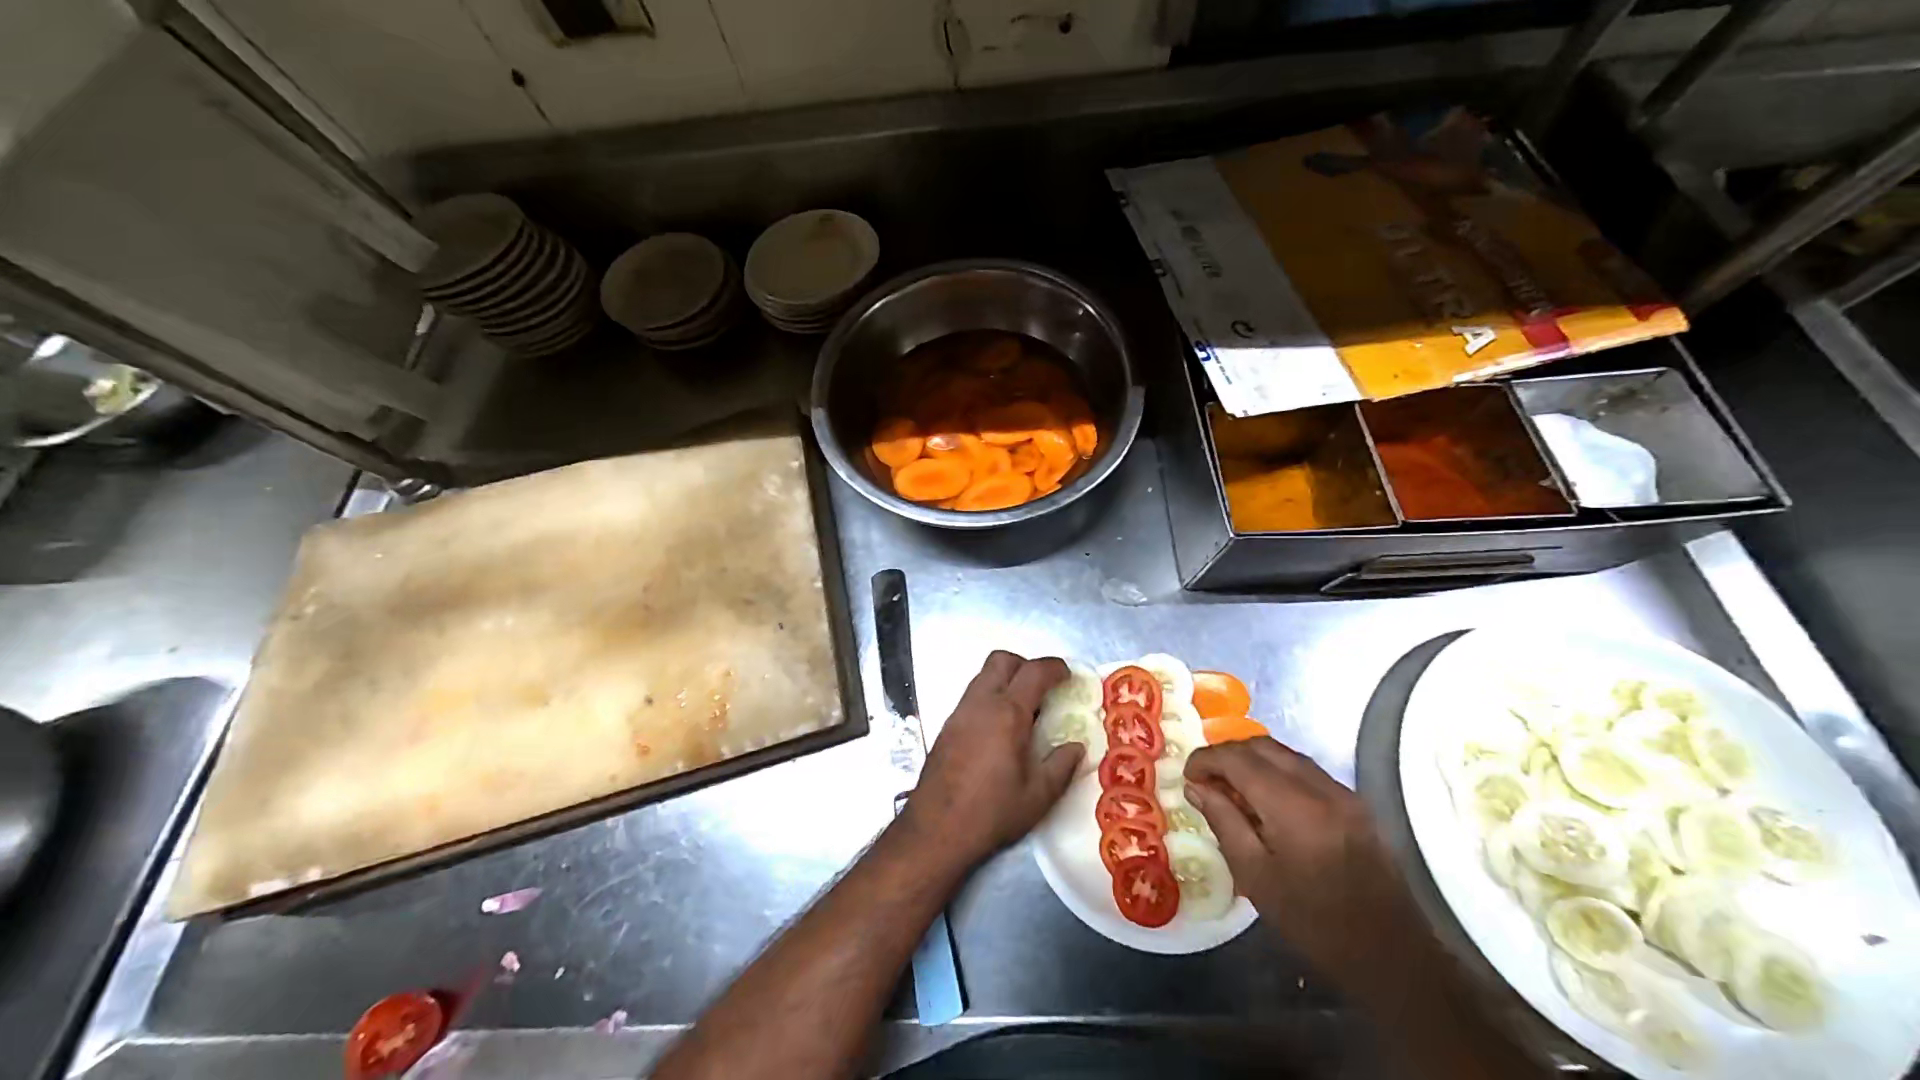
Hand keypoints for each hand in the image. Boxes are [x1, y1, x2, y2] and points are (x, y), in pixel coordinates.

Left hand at [901, 651, 1083, 866]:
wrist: (937, 828)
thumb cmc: (992, 812)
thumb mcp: (1039, 795)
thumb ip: (1062, 765)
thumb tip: (1076, 747)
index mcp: (1007, 713)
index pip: (1034, 672)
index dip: (1055, 667)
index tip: (1068, 675)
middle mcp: (981, 703)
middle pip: (1002, 660)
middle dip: (1026, 665)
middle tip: (1043, 689)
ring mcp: (959, 713)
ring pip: (983, 676)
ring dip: (1005, 681)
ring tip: (1024, 711)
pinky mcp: (947, 726)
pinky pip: (972, 696)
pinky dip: (990, 698)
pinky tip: (1000, 730)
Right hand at [1182, 738, 1421, 988]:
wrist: (1390, 954)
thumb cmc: (1313, 922)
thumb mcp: (1255, 876)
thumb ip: (1223, 821)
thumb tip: (1196, 787)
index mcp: (1293, 806)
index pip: (1239, 759)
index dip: (1207, 759)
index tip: (1187, 776)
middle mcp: (1320, 788)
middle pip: (1263, 746)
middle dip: (1228, 754)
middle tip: (1205, 778)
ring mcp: (1343, 793)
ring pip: (1286, 754)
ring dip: (1253, 760)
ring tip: (1230, 787)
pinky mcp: (1355, 804)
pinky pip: (1306, 771)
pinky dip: (1277, 772)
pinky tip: (1265, 799)